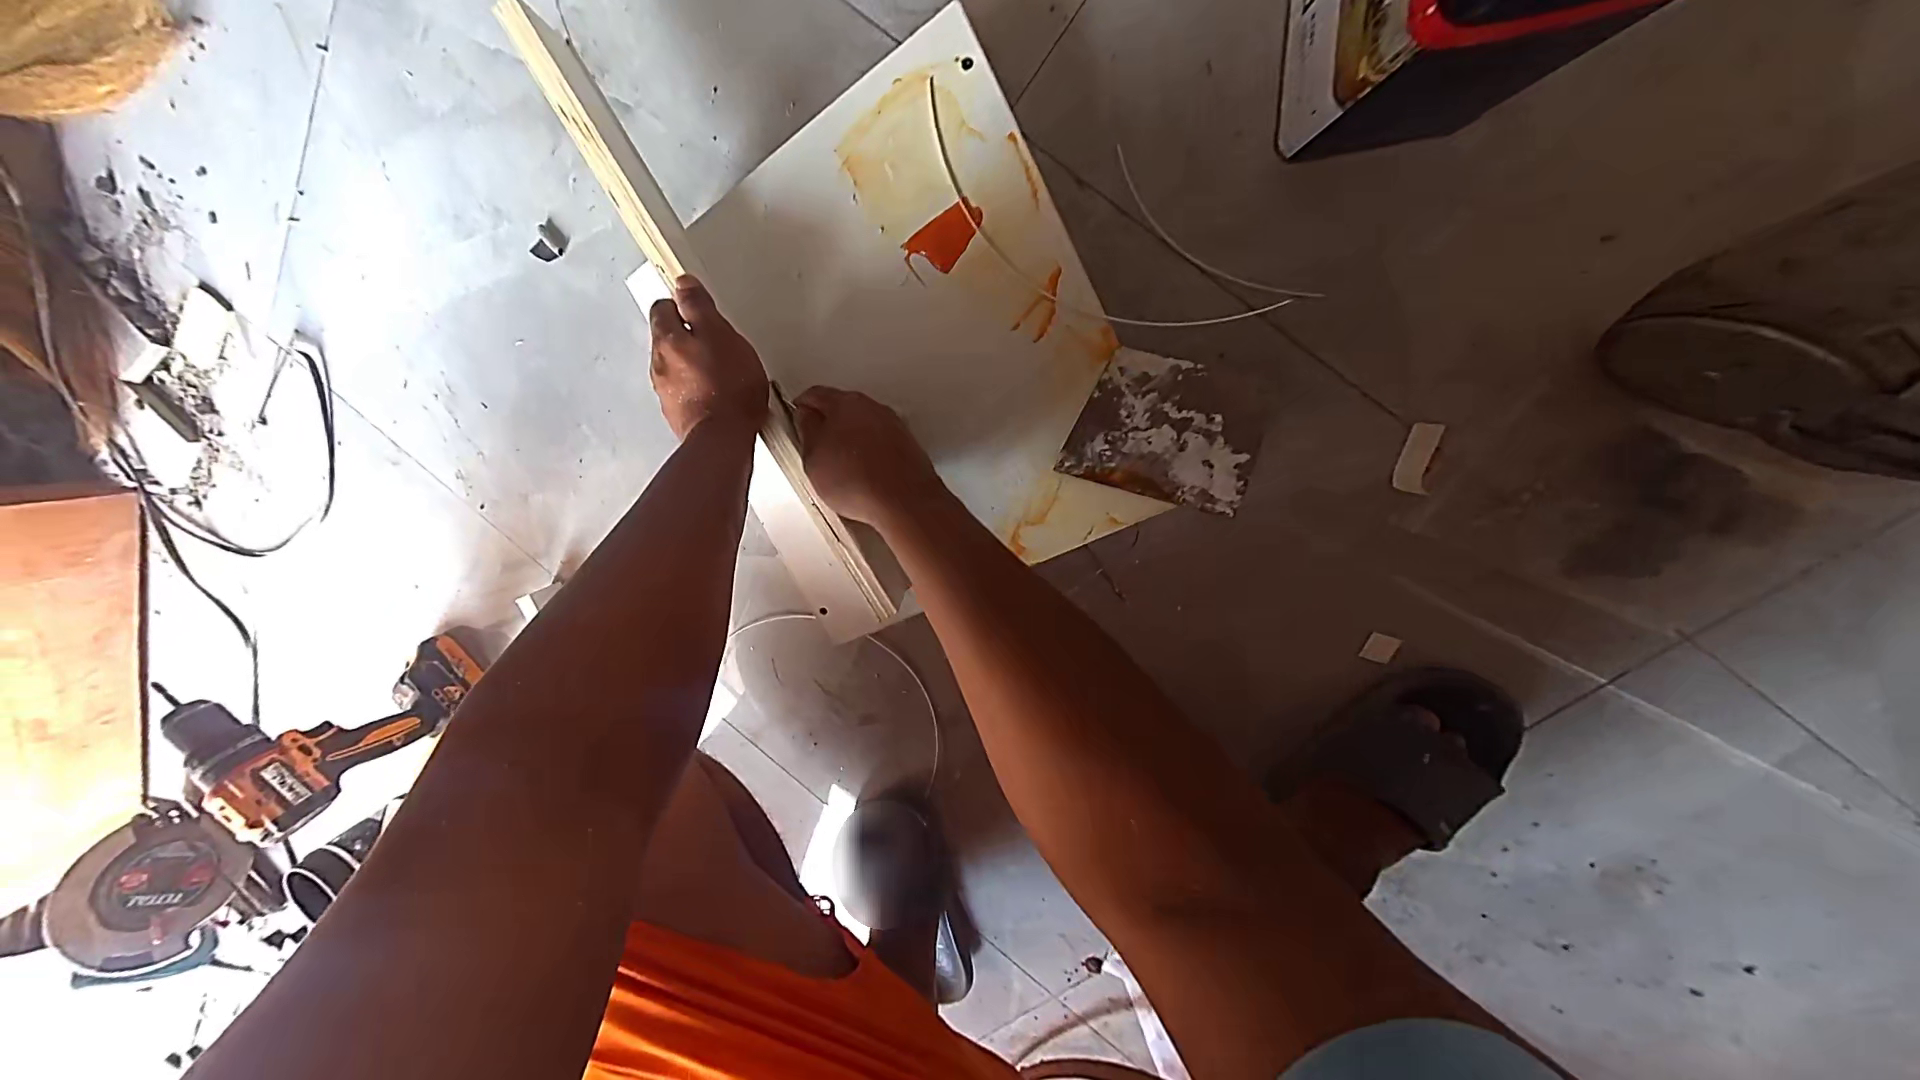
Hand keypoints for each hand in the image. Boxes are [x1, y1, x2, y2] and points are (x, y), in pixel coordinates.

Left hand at [649, 275, 768, 438]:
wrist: (723, 437)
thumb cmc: (727, 389)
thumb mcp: (721, 336)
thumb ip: (700, 307)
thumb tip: (685, 285)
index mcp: (668, 340)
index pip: (663, 308)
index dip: (682, 304)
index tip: (697, 306)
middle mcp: (660, 364)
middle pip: (667, 338)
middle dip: (686, 336)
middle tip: (713, 340)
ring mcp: (667, 391)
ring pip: (675, 367)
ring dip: (692, 365)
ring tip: (720, 370)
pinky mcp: (678, 414)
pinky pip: (685, 393)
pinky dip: (697, 389)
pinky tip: (718, 394)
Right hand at [792, 387, 945, 526]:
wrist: (903, 502)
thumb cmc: (860, 480)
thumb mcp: (812, 457)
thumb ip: (806, 430)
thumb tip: (806, 420)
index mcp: (845, 403)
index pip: (815, 394)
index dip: (802, 407)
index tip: (798, 418)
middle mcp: (873, 408)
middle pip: (843, 408)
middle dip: (829, 424)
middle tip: (817, 448)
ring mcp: (894, 426)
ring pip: (864, 426)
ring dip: (852, 439)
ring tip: (842, 469)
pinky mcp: (908, 446)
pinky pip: (882, 444)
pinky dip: (872, 453)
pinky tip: (865, 475)